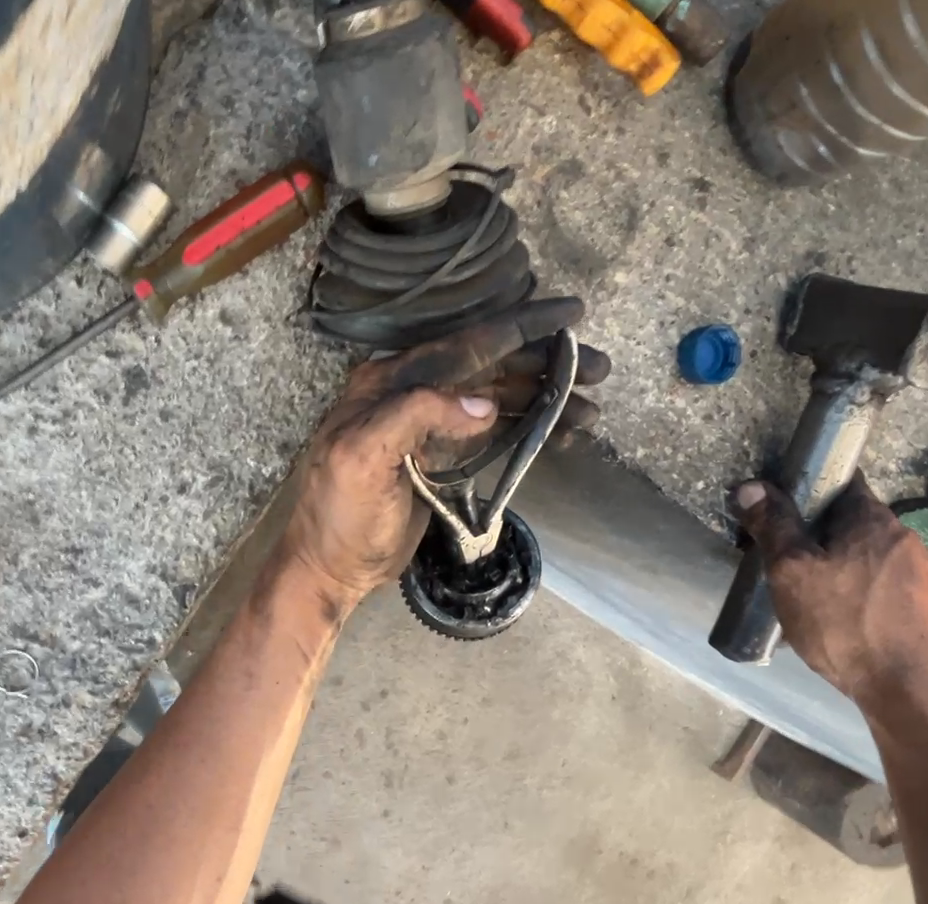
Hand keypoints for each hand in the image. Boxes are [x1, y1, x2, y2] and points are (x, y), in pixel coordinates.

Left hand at [277, 298, 609, 608]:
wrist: (328, 566)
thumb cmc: (338, 513)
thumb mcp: (362, 458)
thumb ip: (417, 416)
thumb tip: (485, 405)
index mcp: (392, 383)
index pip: (464, 344)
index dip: (519, 327)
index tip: (569, 314)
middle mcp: (414, 395)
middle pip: (491, 368)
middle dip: (545, 364)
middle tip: (599, 368)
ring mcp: (430, 427)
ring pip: (498, 401)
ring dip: (544, 401)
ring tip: (591, 409)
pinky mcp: (442, 458)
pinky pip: (492, 434)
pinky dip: (527, 430)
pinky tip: (559, 434)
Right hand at [734, 474, 927, 704]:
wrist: (912, 690)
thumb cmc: (844, 622)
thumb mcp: (791, 571)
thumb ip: (773, 527)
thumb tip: (752, 487)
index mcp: (873, 520)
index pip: (843, 481)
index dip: (808, 487)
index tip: (778, 508)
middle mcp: (904, 539)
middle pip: (852, 522)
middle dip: (817, 533)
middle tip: (781, 558)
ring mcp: (922, 575)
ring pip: (866, 556)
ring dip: (837, 565)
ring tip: (806, 594)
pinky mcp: (926, 609)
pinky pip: (880, 587)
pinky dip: (856, 592)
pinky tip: (838, 619)